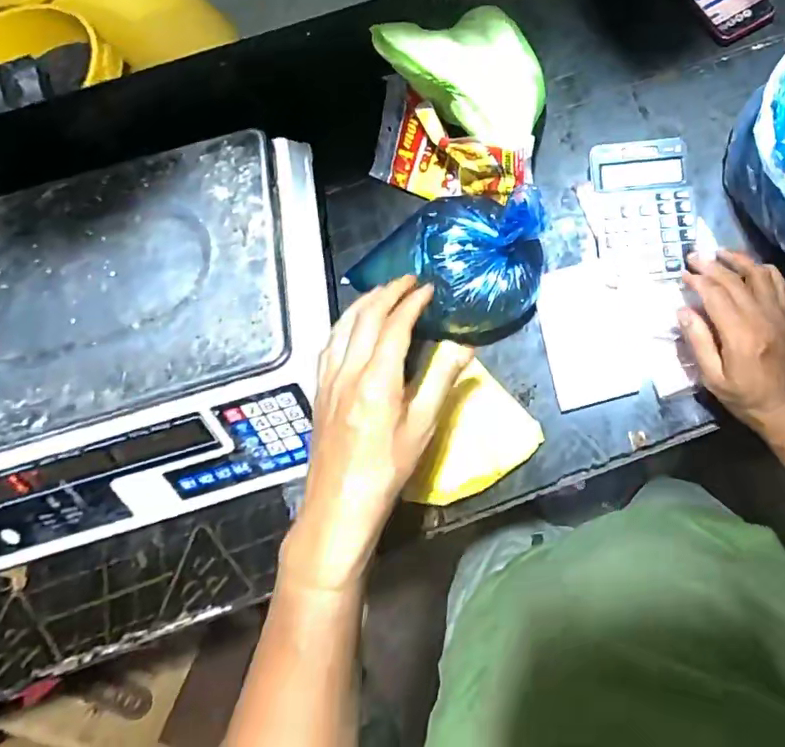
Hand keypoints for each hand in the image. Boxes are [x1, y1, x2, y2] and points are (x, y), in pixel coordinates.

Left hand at [280, 277, 470, 591]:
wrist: (339, 506)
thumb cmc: (387, 469)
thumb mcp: (423, 426)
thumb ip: (442, 379)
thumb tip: (464, 345)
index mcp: (377, 378)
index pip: (394, 325)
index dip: (412, 301)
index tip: (428, 288)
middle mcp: (348, 370)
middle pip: (364, 316)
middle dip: (387, 292)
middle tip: (408, 280)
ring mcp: (329, 379)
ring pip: (342, 326)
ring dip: (363, 303)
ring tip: (382, 292)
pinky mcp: (320, 390)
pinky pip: (330, 343)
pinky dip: (345, 323)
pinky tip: (351, 326)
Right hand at [679, 251, 784, 446]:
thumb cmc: (747, 399)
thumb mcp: (713, 379)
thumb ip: (698, 342)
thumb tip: (683, 311)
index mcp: (739, 334)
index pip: (715, 294)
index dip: (697, 280)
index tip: (683, 274)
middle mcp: (760, 317)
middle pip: (733, 280)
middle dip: (711, 265)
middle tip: (693, 257)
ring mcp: (778, 314)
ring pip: (758, 274)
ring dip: (737, 259)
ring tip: (719, 252)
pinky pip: (778, 283)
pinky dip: (764, 269)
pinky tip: (751, 267)